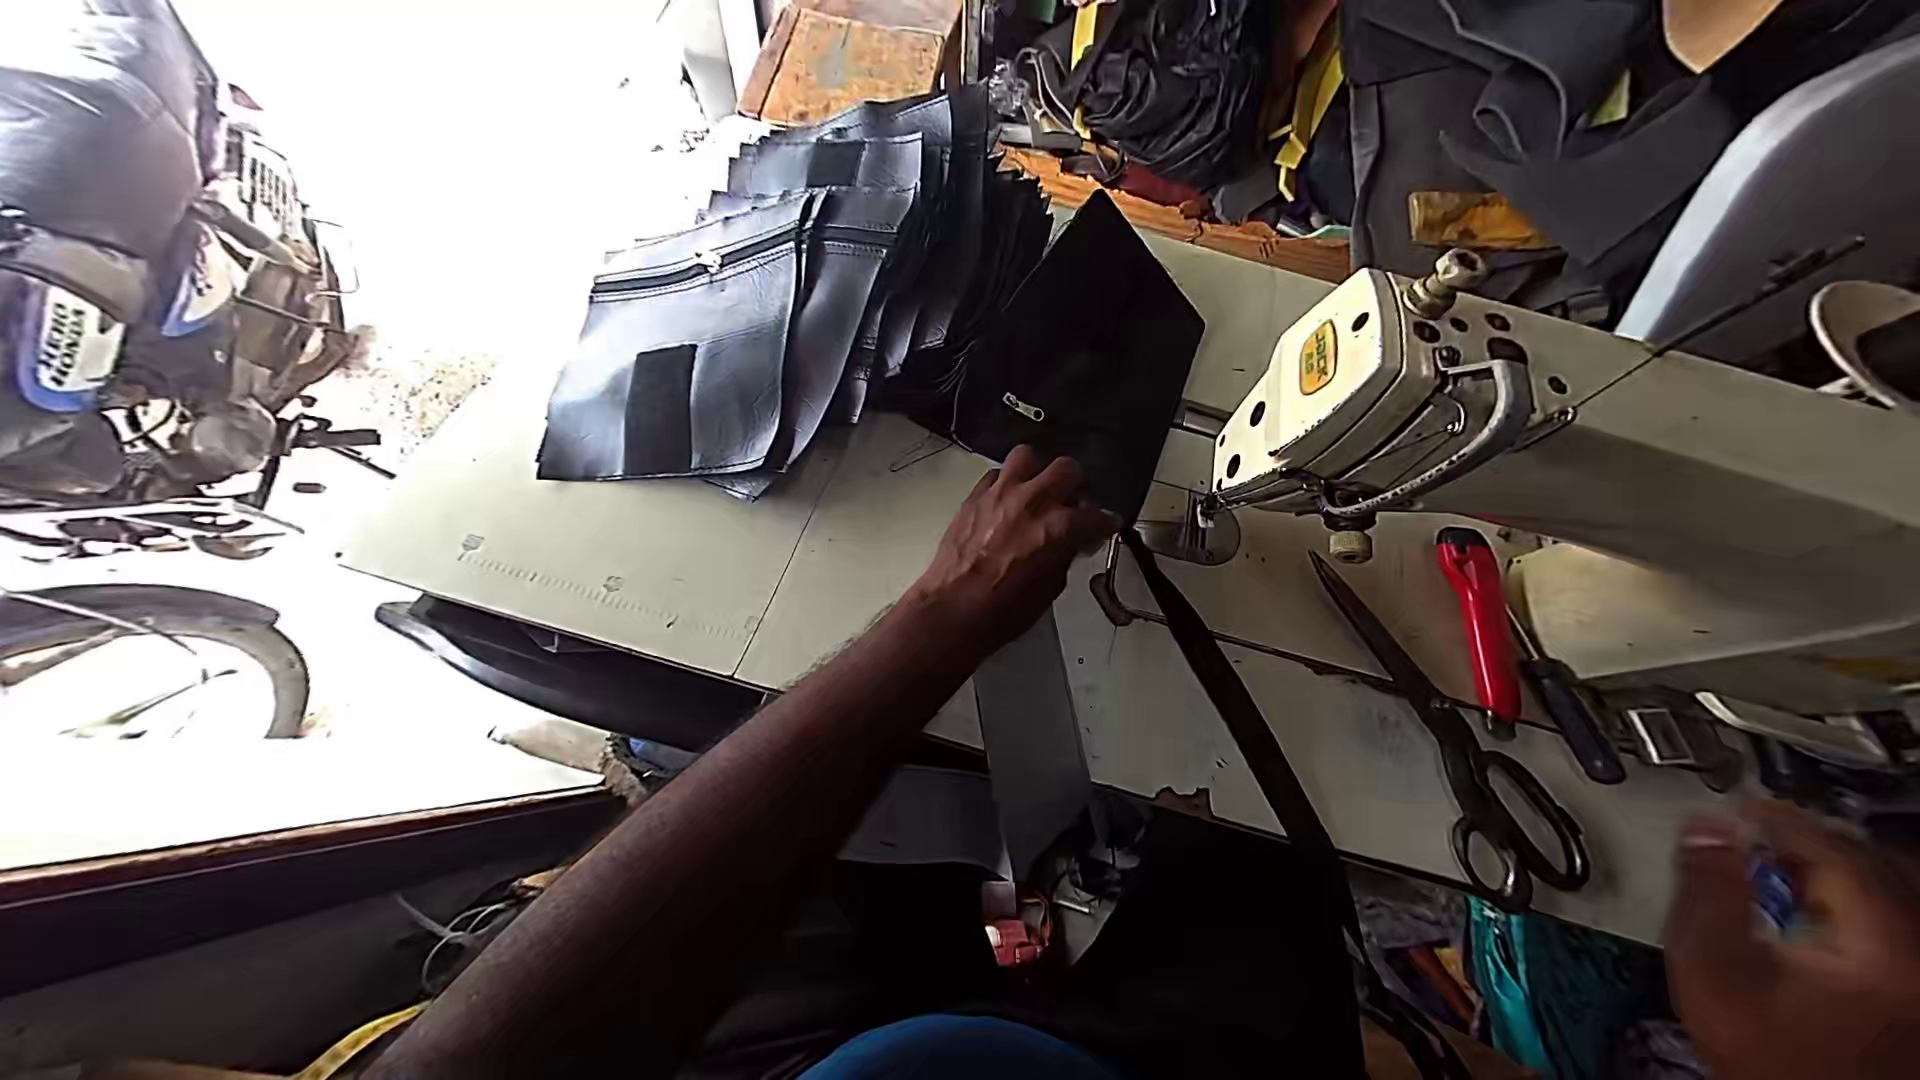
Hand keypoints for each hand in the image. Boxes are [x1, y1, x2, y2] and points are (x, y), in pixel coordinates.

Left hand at [904, 445, 1118, 650]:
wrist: (955, 609)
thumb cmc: (1001, 609)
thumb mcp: (1051, 588)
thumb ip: (1065, 554)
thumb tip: (1071, 543)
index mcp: (1058, 527)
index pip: (1096, 515)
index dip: (1104, 522)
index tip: (1104, 525)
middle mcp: (1032, 502)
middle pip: (1068, 469)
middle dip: (1076, 483)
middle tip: (1072, 500)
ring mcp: (1000, 494)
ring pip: (1027, 456)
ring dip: (1037, 471)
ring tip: (1037, 487)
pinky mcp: (975, 497)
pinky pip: (995, 474)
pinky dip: (1005, 482)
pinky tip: (1007, 499)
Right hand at [1666, 801, 1919, 1079]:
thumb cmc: (1760, 1044)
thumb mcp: (1709, 957)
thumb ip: (1707, 885)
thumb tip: (1707, 827)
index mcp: (1882, 951)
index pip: (1843, 858)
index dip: (1789, 823)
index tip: (1748, 806)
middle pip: (1888, 874)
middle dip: (1823, 839)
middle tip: (1766, 824)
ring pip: (1903, 899)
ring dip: (1845, 866)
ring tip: (1789, 854)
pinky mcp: (1916, 999)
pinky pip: (1903, 925)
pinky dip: (1861, 897)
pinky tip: (1820, 901)